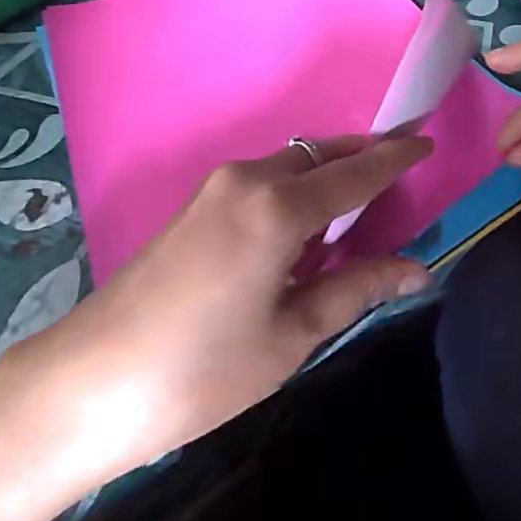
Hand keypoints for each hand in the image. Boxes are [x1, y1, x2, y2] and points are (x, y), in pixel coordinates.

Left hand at [0, 135, 433, 520]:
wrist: (95, 378)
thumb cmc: (204, 367)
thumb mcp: (291, 335)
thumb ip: (356, 290)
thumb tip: (417, 268)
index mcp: (277, 207)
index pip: (353, 173)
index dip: (394, 158)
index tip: (426, 142)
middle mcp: (246, 179)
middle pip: (317, 157)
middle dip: (359, 159)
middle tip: (398, 174)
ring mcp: (213, 188)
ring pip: (286, 167)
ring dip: (324, 177)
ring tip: (358, 210)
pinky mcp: (194, 206)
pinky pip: (260, 183)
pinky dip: (293, 192)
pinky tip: (304, 229)